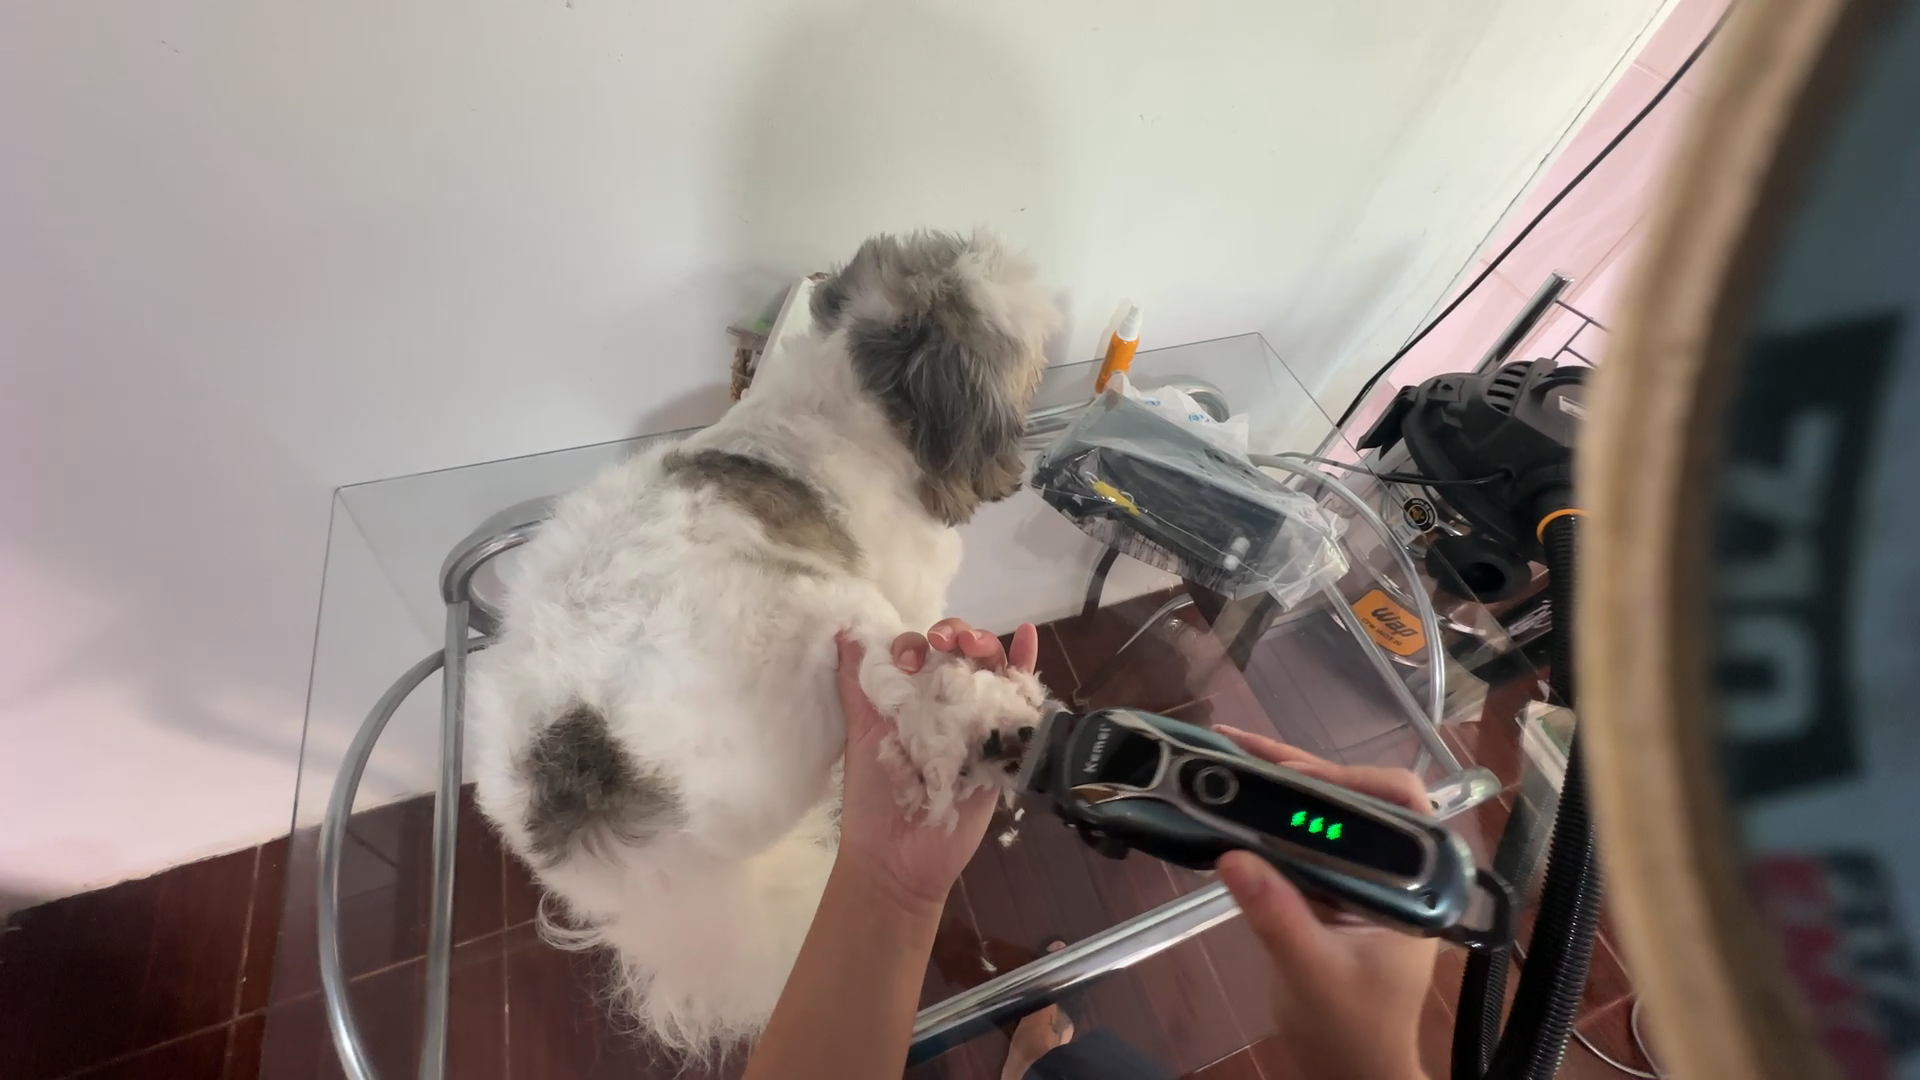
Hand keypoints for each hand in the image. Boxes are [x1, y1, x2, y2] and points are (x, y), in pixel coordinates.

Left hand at [833, 619, 1039, 912]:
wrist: (898, 856)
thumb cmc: (873, 795)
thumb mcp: (859, 732)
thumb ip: (855, 684)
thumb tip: (842, 631)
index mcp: (912, 694)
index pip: (921, 648)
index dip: (914, 642)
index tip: (904, 661)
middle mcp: (946, 700)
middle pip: (960, 648)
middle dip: (955, 632)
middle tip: (942, 642)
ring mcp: (977, 718)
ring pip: (990, 665)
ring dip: (985, 643)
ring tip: (973, 644)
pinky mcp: (1003, 743)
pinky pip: (1020, 699)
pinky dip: (1027, 664)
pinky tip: (1028, 635)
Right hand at [1212, 726, 1436, 1079]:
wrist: (1346, 1069)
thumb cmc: (1349, 1031)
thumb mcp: (1314, 975)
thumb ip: (1280, 918)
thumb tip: (1231, 857)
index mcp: (1409, 887)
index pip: (1402, 805)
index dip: (1351, 781)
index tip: (1295, 780)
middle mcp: (1386, 870)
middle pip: (1351, 795)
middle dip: (1296, 765)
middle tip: (1237, 745)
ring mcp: (1353, 874)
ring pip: (1319, 809)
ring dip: (1274, 779)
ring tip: (1224, 751)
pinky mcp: (1322, 882)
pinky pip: (1294, 833)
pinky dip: (1261, 809)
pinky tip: (1228, 793)